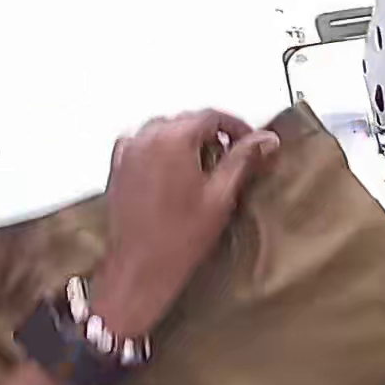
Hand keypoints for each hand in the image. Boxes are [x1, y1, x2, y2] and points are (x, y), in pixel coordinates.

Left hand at [92, 110, 279, 336]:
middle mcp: (146, 139)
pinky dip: (162, 149)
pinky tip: (175, 171)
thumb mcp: (221, 197)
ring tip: (205, 165)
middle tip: (233, 155)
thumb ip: (243, 161)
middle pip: (187, 120)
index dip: (236, 126)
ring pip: (165, 130)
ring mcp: (129, 153)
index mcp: (173, 140)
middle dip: (213, 133)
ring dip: (187, 140)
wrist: (140, 268)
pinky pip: (144, 144)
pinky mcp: (119, 168)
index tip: (250, 140)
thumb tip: (265, 140)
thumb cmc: (176, 240)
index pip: (211, 116)